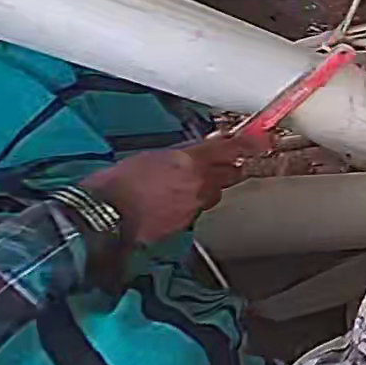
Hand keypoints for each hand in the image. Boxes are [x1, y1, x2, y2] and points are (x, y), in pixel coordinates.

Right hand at [80, 131, 269, 244]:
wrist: (102, 216)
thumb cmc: (116, 184)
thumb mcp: (150, 156)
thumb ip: (181, 155)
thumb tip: (192, 156)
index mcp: (191, 161)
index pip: (232, 150)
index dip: (250, 145)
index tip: (262, 141)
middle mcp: (200, 183)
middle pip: (231, 173)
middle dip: (227, 168)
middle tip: (217, 164)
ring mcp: (195, 205)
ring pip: (214, 193)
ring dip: (207, 188)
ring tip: (181, 185)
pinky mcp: (186, 223)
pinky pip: (198, 210)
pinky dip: (190, 204)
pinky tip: (169, 202)